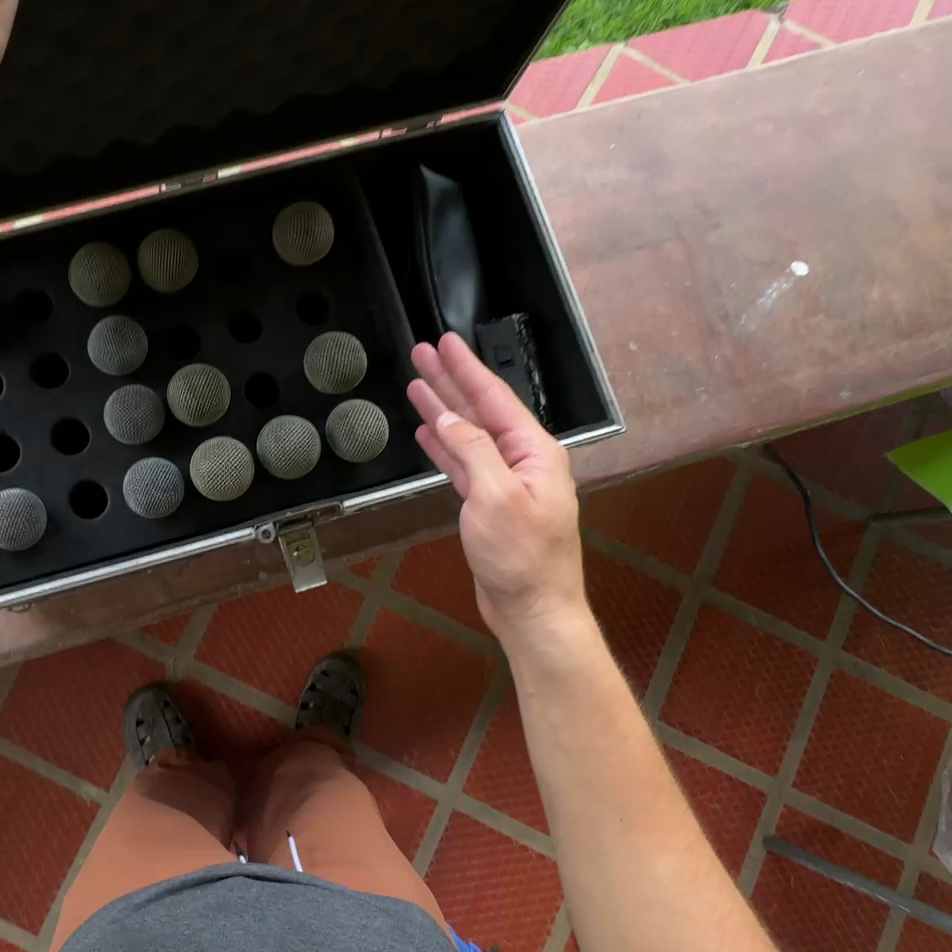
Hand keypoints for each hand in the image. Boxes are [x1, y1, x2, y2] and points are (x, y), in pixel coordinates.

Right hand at [407, 333, 586, 636]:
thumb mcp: (496, 496)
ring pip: (467, 435)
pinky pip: (462, 464)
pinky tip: (428, 432)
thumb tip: (447, 417)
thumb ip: (473, 450)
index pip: (495, 399)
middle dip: (451, 381)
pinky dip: (443, 447)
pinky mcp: (488, 504)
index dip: (467, 369)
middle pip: (480, 411)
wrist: (532, 608)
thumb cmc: (523, 557)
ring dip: (443, 410)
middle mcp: (521, 460)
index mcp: (534, 452)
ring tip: (418, 383)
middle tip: (424, 352)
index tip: (446, 342)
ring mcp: (504, 482)